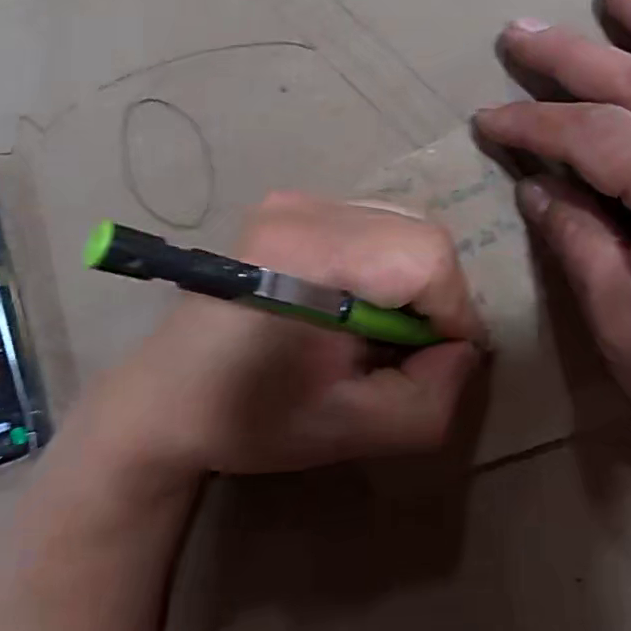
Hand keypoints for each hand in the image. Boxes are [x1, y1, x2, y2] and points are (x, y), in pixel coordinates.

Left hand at [84, 193, 484, 477]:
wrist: (166, 396)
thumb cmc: (251, 419)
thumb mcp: (355, 429)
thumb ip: (432, 397)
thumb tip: (463, 349)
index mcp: (308, 254)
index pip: (426, 256)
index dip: (454, 312)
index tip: (443, 361)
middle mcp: (301, 209)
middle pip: (418, 233)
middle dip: (434, 295)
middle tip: (411, 350)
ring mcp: (290, 201)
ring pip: (398, 224)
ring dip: (410, 279)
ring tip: (379, 331)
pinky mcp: (286, 208)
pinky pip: (369, 224)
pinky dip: (383, 263)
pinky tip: (354, 305)